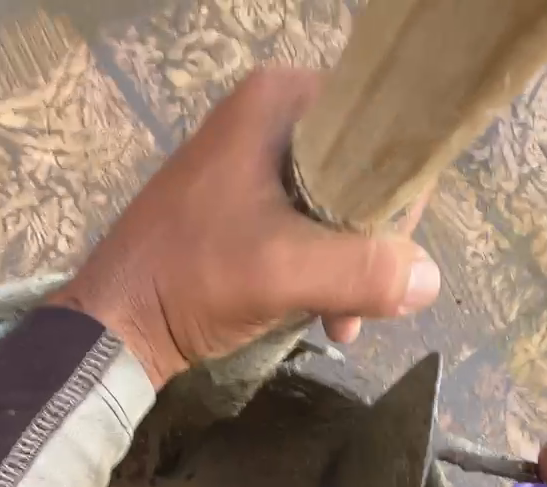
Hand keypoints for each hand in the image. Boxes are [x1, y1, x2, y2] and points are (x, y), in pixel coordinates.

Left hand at [49, 68, 442, 388]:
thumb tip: (427, 280)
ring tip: (339, 323)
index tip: (392, 258)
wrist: (118, 322)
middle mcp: (271, 119)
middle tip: (362, 305)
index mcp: (282, 102)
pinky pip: (306, 229)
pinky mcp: (242, 208)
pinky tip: (318, 315)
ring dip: (348, 270)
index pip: (382, 131)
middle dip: (371, 247)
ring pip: (337, 209)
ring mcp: (253, 164)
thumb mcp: (283, 271)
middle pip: (363, 175)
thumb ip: (363, 270)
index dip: (400, 197)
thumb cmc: (193, 278)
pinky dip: (319, 273)